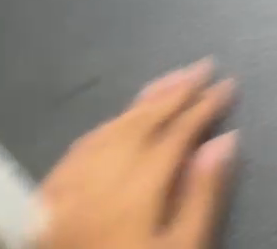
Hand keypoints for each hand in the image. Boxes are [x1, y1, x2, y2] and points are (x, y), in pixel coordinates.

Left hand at [36, 59, 239, 248]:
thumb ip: (203, 194)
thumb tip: (225, 137)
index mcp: (134, 193)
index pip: (175, 133)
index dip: (204, 106)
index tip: (229, 85)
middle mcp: (97, 182)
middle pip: (140, 123)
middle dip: (175, 92)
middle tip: (204, 67)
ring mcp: (67, 193)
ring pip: (108, 131)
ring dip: (142, 103)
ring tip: (171, 83)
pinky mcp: (46, 208)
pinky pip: (79, 151)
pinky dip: (106, 127)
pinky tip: (118, 122)